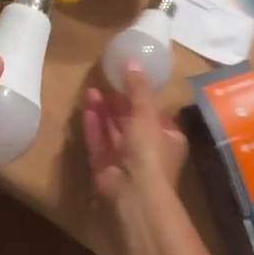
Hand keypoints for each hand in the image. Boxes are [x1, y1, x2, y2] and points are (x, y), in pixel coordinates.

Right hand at [82, 63, 187, 203]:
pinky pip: (99, 143)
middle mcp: (148, 150)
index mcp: (167, 139)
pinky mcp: (106, 168)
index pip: (154, 114)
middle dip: (116, 102)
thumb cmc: (149, 151)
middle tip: (104, 81)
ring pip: (112, 131)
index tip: (127, 79)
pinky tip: (86, 111)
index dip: (141, 97)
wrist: (134, 194)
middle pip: (130, 122)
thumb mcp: (146, 114)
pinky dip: (94, 128)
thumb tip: (133, 60)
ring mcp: (125, 161)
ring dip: (103, 112)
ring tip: (90, 90)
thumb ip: (138, 89)